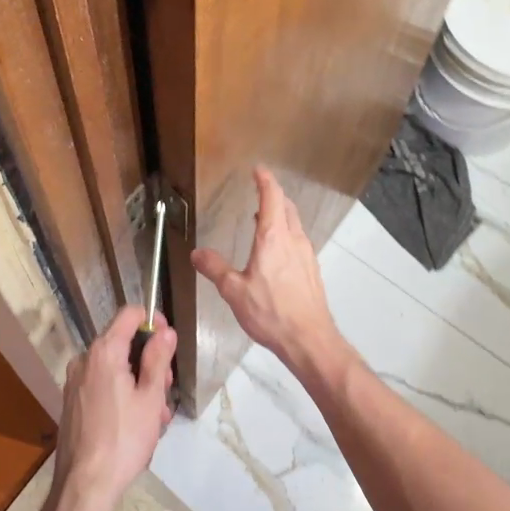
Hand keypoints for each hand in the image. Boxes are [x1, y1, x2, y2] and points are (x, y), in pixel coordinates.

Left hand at [32, 305, 175, 510]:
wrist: (85, 486)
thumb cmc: (123, 439)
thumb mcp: (150, 398)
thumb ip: (158, 359)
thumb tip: (165, 330)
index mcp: (103, 352)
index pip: (129, 314)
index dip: (152, 321)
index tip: (168, 340)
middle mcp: (84, 360)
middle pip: (123, 343)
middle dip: (149, 361)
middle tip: (166, 389)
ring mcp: (75, 382)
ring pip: (115, 369)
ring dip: (139, 384)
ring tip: (156, 416)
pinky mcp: (73, 403)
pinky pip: (103, 386)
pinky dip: (122, 395)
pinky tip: (137, 424)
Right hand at [192, 167, 345, 379]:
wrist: (310, 340)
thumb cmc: (271, 313)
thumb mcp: (234, 291)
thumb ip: (215, 269)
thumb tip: (196, 253)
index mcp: (272, 238)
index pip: (272, 198)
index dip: (265, 180)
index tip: (258, 170)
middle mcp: (293, 240)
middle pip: (287, 207)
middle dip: (274, 196)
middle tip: (261, 192)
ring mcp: (306, 255)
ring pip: (295, 225)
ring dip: (281, 216)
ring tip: (264, 221)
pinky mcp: (312, 271)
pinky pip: (299, 242)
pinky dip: (287, 235)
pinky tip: (277, 253)